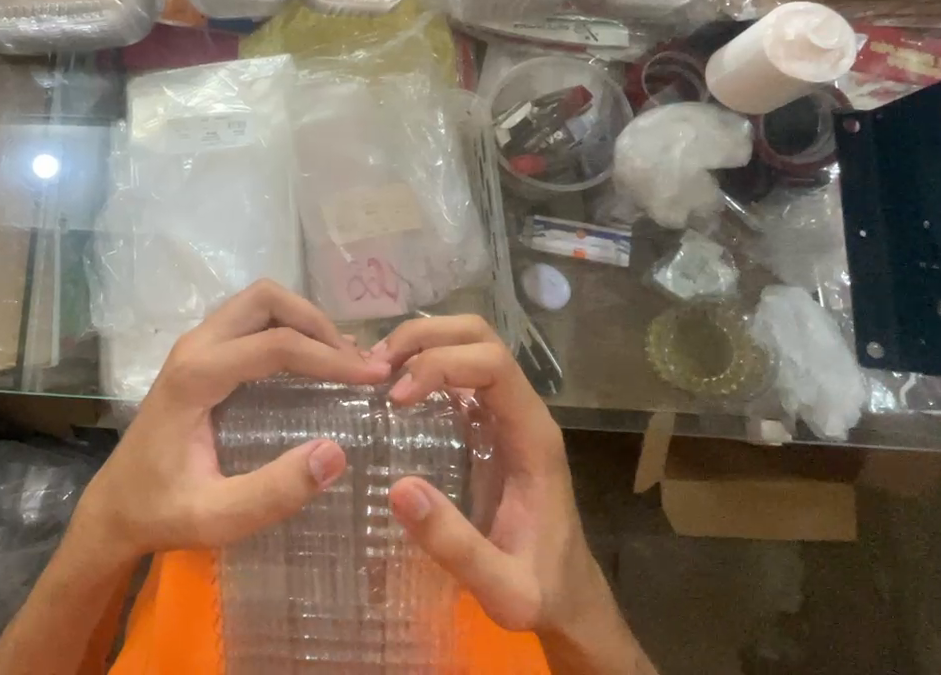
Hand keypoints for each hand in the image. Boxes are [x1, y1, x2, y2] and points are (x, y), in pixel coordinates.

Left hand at [76, 280, 391, 557]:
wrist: (114, 506)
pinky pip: (250, 320)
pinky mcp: (200, 353)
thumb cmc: (162, 511)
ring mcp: (195, 345)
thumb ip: (274, 492)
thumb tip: (335, 452)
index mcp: (196, 376)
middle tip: (353, 363)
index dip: (327, 357)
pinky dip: (287, 328)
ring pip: (257, 302)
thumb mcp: (218, 518)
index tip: (371, 377)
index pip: (274, 345)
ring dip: (303, 321)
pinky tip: (312, 363)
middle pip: (264, 299)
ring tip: (341, 362)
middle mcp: (195, 346)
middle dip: (316, 322)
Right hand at [372, 315, 612, 636]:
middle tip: (374, 367)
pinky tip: (384, 387)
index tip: (396, 399)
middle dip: (423, 337)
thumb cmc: (541, 593)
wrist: (568, 603)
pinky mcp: (481, 423)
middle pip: (478, 336)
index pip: (492, 364)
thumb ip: (457, 547)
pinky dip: (416, 363)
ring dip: (417, 343)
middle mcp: (520, 411)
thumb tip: (399, 488)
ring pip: (465, 344)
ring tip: (372, 370)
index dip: (440, 365)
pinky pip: (452, 371)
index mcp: (534, 436)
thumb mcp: (505, 590)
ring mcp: (500, 412)